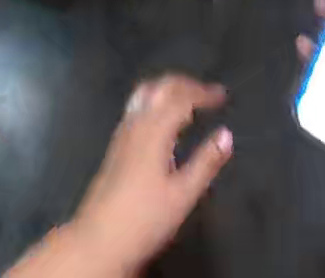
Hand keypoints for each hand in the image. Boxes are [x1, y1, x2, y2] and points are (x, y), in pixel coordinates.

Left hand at [8, 75, 232, 277]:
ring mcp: (124, 131)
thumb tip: (227, 134)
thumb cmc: (144, 218)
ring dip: (168, 88)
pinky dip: (155, 99)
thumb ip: (206, 162)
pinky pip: (138, 105)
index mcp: (155, 129)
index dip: (203, 93)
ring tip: (187, 98)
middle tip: (207, 92)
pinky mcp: (116, 142)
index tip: (222, 95)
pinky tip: (162, 117)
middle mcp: (137, 122)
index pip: (182, 98)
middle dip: (186, 84)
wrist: (98, 239)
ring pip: (146, 92)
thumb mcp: (182, 195)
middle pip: (161, 87)